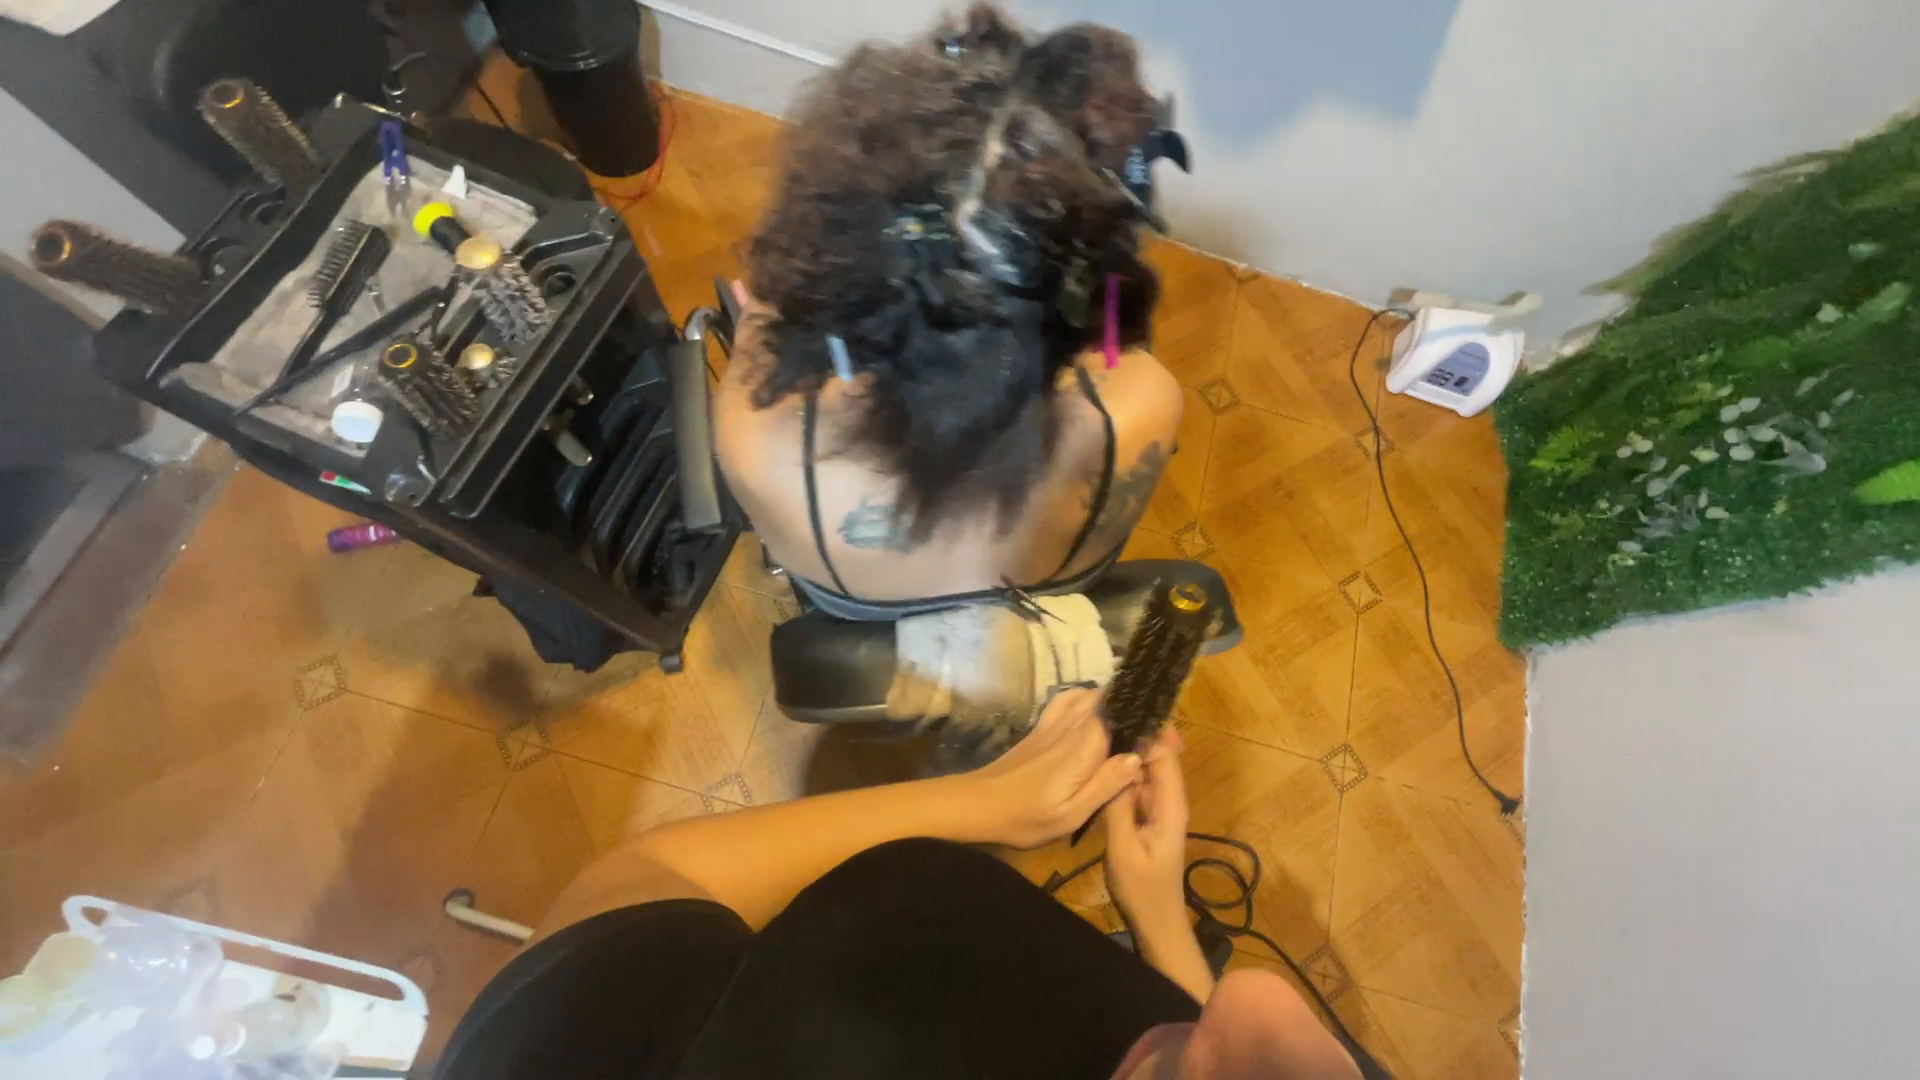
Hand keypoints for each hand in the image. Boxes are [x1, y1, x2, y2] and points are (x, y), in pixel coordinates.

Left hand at [962, 688, 1142, 848]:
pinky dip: (1089, 699)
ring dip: (1117, 704)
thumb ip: (1107, 784)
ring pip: (1092, 695)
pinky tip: (1097, 716)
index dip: (1150, 722)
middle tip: (1157, 738)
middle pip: (1111, 700)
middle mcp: (1071, 724)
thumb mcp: (1072, 813)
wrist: (980, 804)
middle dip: (1138, 712)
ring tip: (1134, 727)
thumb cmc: (1026, 816)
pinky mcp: (1042, 725)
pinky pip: (1070, 698)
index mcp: (1082, 745)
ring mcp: (1054, 721)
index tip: (1169, 740)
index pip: (1124, 714)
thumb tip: (1138, 757)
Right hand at [1102, 725, 1190, 936]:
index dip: (1146, 728)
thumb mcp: (1123, 847)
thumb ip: (1118, 805)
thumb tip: (1114, 763)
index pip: (1163, 752)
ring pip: (1143, 766)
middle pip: (1154, 754)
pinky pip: (1134, 782)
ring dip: (1125, 749)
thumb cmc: (1142, 888)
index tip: (1118, 708)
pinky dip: (1120, 769)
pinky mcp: (1144, 814)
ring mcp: (1156, 805)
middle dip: (1134, 732)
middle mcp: (1167, 797)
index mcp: (1170, 802)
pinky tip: (1098, 759)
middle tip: (1100, 714)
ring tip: (1096, 728)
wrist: (1155, 923)